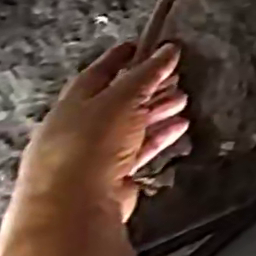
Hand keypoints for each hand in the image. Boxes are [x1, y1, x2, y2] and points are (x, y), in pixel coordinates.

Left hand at [15, 42, 189, 222]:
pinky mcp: (111, 175)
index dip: (120, 57)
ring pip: (131, 123)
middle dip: (149, 85)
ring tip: (184, 100)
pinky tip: (180, 127)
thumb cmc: (90, 146)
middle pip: (118, 99)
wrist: (72, 211)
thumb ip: (147, 73)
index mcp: (71, 107)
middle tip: (177, 74)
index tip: (142, 44)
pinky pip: (140, 147)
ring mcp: (92, 155)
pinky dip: (160, 134)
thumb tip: (169, 49)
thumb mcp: (122, 99)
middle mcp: (77, 129)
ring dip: (158, 109)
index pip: (97, 74)